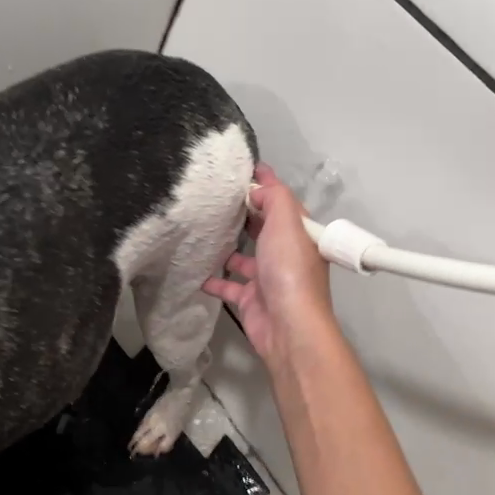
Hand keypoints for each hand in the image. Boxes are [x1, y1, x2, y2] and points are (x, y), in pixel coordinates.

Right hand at [203, 163, 335, 370]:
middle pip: (264, 227)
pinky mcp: (251, 299)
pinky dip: (214, 280)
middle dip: (245, 213)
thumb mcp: (286, 222)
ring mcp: (268, 278)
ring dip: (228, 246)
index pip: (282, 202)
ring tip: (202, 230)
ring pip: (245, 257)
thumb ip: (274, 198)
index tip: (246, 168)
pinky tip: (196, 271)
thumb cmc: (289, 269)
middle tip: (217, 197)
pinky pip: (229, 286)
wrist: (288, 325)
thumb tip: (258, 190)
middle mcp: (285, 253)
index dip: (267, 184)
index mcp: (299, 233)